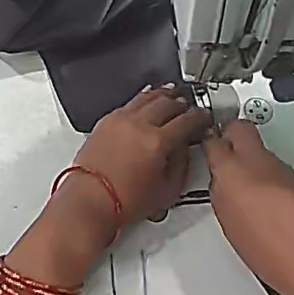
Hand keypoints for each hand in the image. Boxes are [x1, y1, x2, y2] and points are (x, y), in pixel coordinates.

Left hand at [10, 85, 211, 288]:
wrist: (90, 200)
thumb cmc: (122, 200)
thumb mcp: (167, 191)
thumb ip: (181, 164)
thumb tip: (184, 149)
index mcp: (157, 142)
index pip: (187, 120)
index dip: (199, 117)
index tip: (203, 117)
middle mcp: (138, 125)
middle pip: (168, 103)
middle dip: (182, 103)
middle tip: (189, 106)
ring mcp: (120, 120)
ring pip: (147, 97)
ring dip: (163, 94)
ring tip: (171, 93)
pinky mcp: (105, 121)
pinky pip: (129, 102)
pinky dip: (142, 98)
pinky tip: (145, 99)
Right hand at [202, 120, 293, 294]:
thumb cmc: (269, 250)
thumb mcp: (226, 220)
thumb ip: (220, 190)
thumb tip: (221, 182)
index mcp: (230, 170)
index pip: (213, 139)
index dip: (209, 139)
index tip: (207, 142)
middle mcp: (257, 162)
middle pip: (240, 128)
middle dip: (230, 132)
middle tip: (224, 144)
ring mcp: (279, 168)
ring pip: (259, 147)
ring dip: (251, 157)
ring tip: (246, 181)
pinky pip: (275, 165)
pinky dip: (267, 173)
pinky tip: (264, 195)